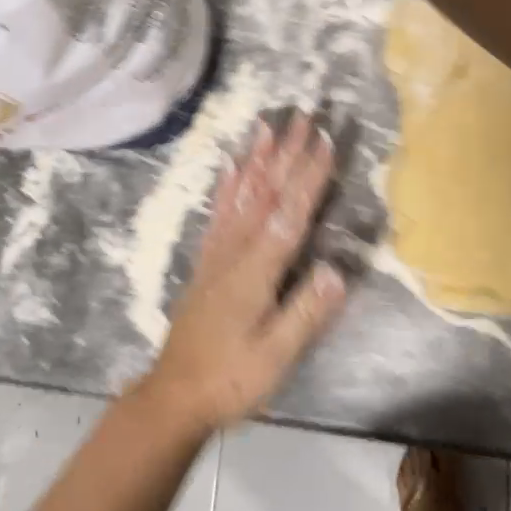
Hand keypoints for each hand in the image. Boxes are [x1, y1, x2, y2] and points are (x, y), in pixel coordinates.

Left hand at [137, 114, 349, 432]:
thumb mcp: (273, 358)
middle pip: (264, 193)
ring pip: (240, 195)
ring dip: (257, 158)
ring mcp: (216, 254)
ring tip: (267, 125)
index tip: (324, 141)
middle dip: (286, 153)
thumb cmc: (230, 379)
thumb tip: (336, 271)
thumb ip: (304, 315)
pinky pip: (218, 212)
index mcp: (255, 272)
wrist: (174, 394)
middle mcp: (234, 252)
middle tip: (304, 116)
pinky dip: (226, 184)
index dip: (308, 177)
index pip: (288, 214)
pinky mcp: (206, 262)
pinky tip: (230, 165)